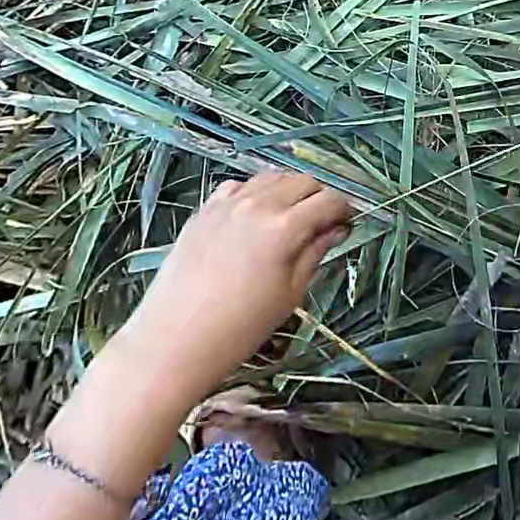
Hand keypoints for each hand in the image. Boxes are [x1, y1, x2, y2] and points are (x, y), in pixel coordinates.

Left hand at [122, 171, 350, 396]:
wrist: (173, 341)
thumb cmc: (240, 327)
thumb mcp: (289, 294)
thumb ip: (315, 253)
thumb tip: (336, 229)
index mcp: (285, 227)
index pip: (329, 200)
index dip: (344, 209)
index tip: (347, 222)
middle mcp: (259, 203)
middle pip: (303, 181)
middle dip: (319, 198)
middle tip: (321, 223)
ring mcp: (228, 202)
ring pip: (272, 177)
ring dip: (289, 191)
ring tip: (289, 218)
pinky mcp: (205, 209)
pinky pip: (239, 186)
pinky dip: (255, 193)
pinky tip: (253, 217)